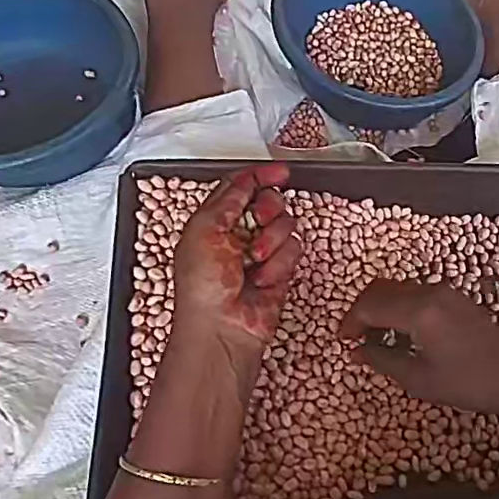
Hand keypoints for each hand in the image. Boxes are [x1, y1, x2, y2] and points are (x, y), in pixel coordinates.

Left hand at [172, 164, 300, 360]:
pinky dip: (280, 263)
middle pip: (270, 201)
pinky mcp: (281, 270)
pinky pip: (294, 250)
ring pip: (286, 225)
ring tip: (255, 261)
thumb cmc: (203, 285)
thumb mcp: (204, 228)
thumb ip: (228, 197)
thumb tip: (248, 179)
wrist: (222, 326)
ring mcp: (263, 252)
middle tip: (260, 221)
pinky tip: (263, 280)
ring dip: (272, 241)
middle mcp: (240, 234)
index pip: (242, 187)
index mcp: (215, 220)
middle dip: (269, 209)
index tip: (281, 172)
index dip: (261, 175)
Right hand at [338, 280, 498, 416]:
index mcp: (419, 311)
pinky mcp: (456, 298)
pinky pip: (417, 293)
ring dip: (382, 308)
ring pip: (399, 289)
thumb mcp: (419, 379)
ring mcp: (446, 292)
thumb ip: (382, 360)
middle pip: (381, 289)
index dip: (351, 322)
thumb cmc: (468, 383)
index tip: (343, 341)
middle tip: (355, 338)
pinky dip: (401, 307)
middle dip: (362, 311)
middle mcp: (430, 292)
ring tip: (378, 340)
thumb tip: (356, 352)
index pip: (370, 305)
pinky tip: (403, 334)